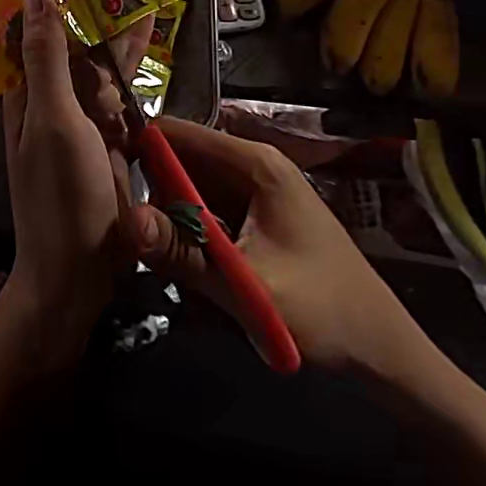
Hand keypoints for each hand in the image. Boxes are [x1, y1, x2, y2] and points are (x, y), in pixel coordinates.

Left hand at [0, 0, 150, 330]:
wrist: (78, 271)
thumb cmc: (57, 194)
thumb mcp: (51, 120)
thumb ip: (46, 59)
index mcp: (27, 89)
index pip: (34, 24)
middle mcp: (51, 96)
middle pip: (70, 37)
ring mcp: (82, 116)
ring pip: (99, 59)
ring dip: (114, 24)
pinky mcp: (110, 135)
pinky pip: (121, 90)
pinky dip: (132, 62)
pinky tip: (146, 34)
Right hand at [129, 118, 422, 375]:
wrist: (383, 353)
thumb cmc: (325, 311)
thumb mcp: (248, 285)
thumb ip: (184, 253)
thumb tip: (126, 219)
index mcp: (255, 162)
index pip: (178, 132)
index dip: (138, 146)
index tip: (102, 173)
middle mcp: (251, 166)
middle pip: (179, 162)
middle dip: (152, 195)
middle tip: (129, 233)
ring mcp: (252, 192)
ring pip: (187, 191)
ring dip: (169, 222)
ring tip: (155, 257)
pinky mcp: (251, 218)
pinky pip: (203, 214)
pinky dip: (188, 237)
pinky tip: (184, 269)